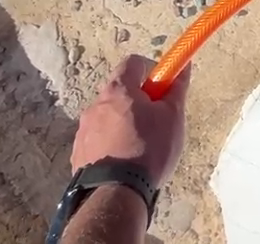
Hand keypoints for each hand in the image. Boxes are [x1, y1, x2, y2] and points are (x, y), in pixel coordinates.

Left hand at [70, 55, 189, 186]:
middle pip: (121, 92)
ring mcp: (83, 133)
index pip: (133, 63)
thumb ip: (176, 88)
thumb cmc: (149, 149)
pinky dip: (111, 144)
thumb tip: (182, 65)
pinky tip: (125, 162)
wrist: (115, 196)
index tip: (162, 87)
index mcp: (118, 91)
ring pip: (109, 118)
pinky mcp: (77, 156)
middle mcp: (95, 106)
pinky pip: (98, 140)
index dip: (151, 70)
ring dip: (124, 124)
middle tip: (156, 120)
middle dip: (138, 101)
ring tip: (141, 146)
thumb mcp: (173, 116)